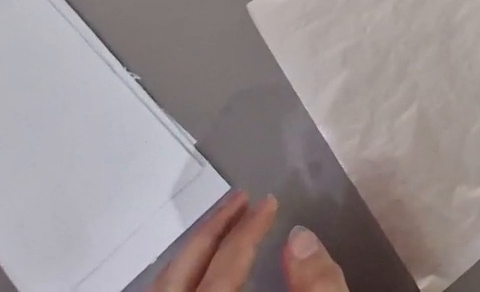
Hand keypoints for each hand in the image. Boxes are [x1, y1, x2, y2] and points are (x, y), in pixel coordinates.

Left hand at [154, 191, 349, 291]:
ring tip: (223, 222)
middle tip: (242, 196)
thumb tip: (301, 236)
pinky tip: (202, 263)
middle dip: (213, 230)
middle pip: (181, 273)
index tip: (270, 200)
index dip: (249, 229)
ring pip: (163, 287)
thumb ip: (316, 284)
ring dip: (194, 250)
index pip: (226, 265)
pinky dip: (183, 273)